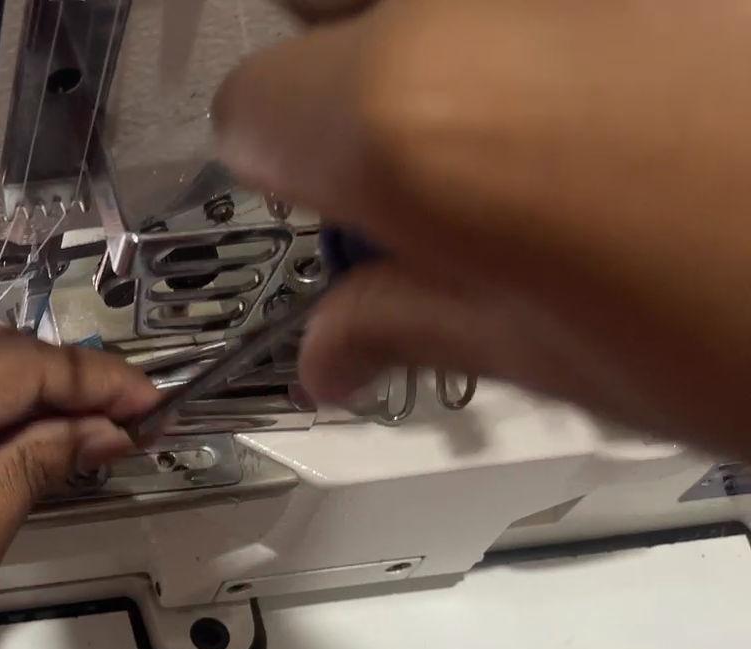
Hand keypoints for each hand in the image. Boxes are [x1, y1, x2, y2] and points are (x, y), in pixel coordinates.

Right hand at [214, 0, 750, 458]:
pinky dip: (590, 40)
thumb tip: (333, 352)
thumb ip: (408, 322)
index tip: (329, 195)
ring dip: (490, 45)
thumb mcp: (568, 358)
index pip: (251, 105)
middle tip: (436, 129)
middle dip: (361, 60)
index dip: (278, 161)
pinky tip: (652, 67)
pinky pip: (580, 13)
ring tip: (591, 93)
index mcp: (422, 106)